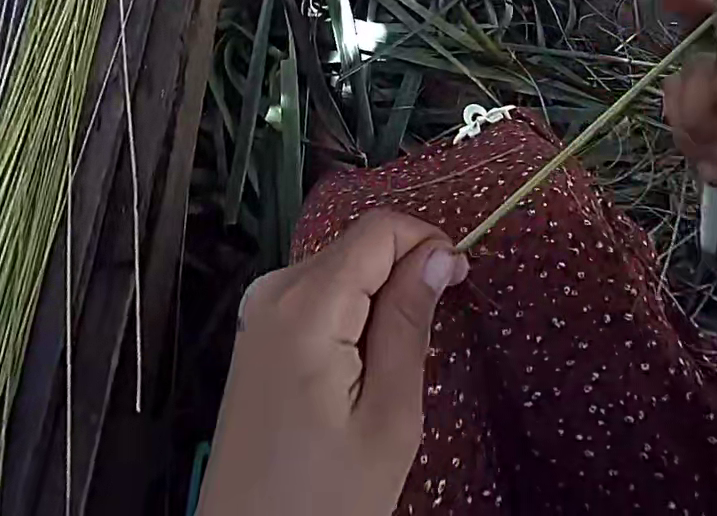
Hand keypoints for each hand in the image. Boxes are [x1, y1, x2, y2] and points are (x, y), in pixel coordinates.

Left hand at [197, 209, 468, 515]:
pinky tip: (361, 360)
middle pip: (359, 243)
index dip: (426, 240)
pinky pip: (321, 289)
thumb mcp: (388, 417)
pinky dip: (355, 308)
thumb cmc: (325, 500)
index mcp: (305, 304)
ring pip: (344, 263)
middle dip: (405, 269)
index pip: (378, 228)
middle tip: (431, 327)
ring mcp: (261, 307)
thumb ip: (409, 321)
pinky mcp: (260, 326)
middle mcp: (275, 288)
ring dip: (381, 292)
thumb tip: (440, 254)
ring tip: (393, 358)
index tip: (456, 276)